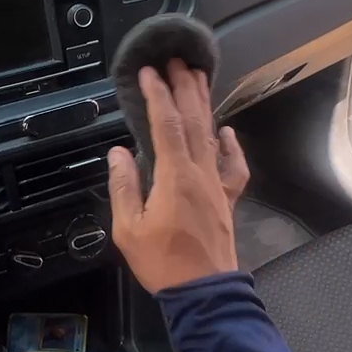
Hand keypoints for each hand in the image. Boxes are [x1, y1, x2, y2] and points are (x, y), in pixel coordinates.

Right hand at [106, 60, 249, 292]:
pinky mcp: (227, 198)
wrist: (204, 292)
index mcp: (175, 176)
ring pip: (212, 135)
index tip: (149, 72)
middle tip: (178, 60)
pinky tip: (226, 131)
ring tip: (199, 78)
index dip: (157, 94)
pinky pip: (233, 165)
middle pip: (193, 120)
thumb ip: (124, 186)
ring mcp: (217, 184)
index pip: (165, 124)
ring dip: (204, 104)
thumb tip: (118, 152)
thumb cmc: (162, 262)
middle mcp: (200, 172)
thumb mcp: (128, 228)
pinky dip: (231, 145)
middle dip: (184, 87)